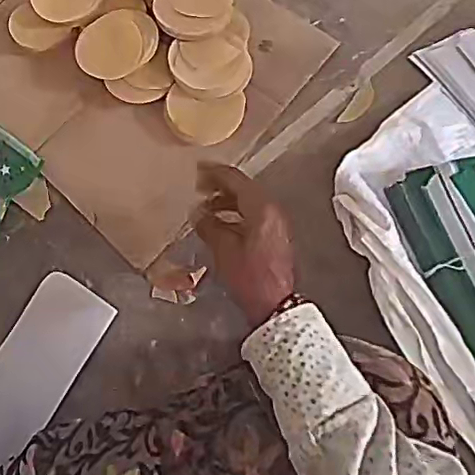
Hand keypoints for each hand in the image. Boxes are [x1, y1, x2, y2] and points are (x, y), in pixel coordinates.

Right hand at [194, 164, 296, 327]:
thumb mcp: (224, 250)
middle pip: (244, 188)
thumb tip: (199, 214)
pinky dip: (236, 213)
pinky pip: (253, 214)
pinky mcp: (275, 235)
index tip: (198, 169)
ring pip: (249, 201)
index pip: (236, 180)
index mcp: (261, 208)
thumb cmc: (250, 276)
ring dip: (227, 200)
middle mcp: (272, 210)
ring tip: (205, 205)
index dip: (215, 173)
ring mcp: (276, 222)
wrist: (276, 305)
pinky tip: (220, 222)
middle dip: (220, 186)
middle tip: (199, 186)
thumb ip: (210, 226)